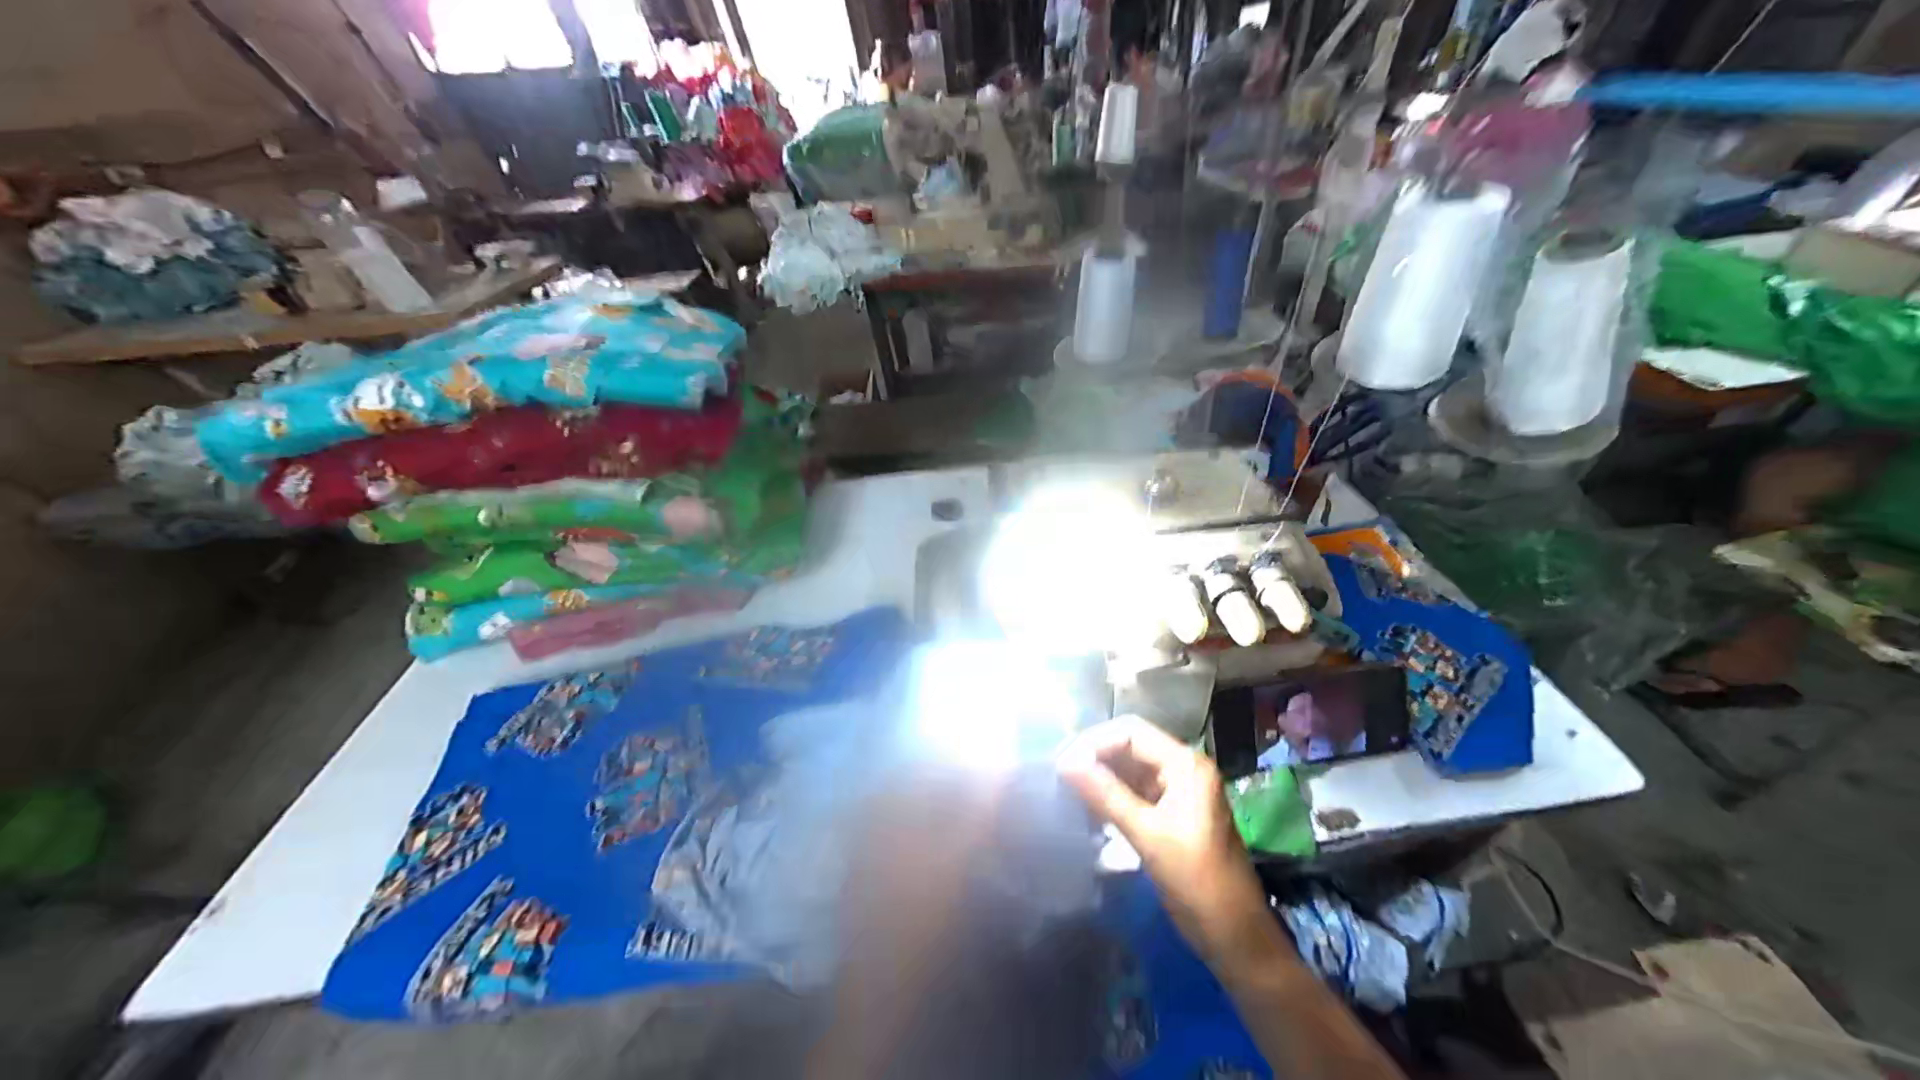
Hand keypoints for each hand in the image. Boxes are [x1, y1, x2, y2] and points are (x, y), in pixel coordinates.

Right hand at [1056, 717, 1273, 966]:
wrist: (1235, 935)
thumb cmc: (1197, 881)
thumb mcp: (1148, 834)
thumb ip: (1106, 794)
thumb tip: (1065, 761)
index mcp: (1186, 765)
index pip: (1131, 732)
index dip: (1094, 741)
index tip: (1062, 763)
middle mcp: (1183, 769)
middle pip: (1130, 746)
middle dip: (1094, 756)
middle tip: (1059, 776)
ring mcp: (1177, 792)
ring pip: (1129, 769)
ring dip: (1100, 776)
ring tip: (1067, 790)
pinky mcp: (1170, 814)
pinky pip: (1134, 791)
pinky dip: (1110, 795)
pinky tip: (1087, 808)